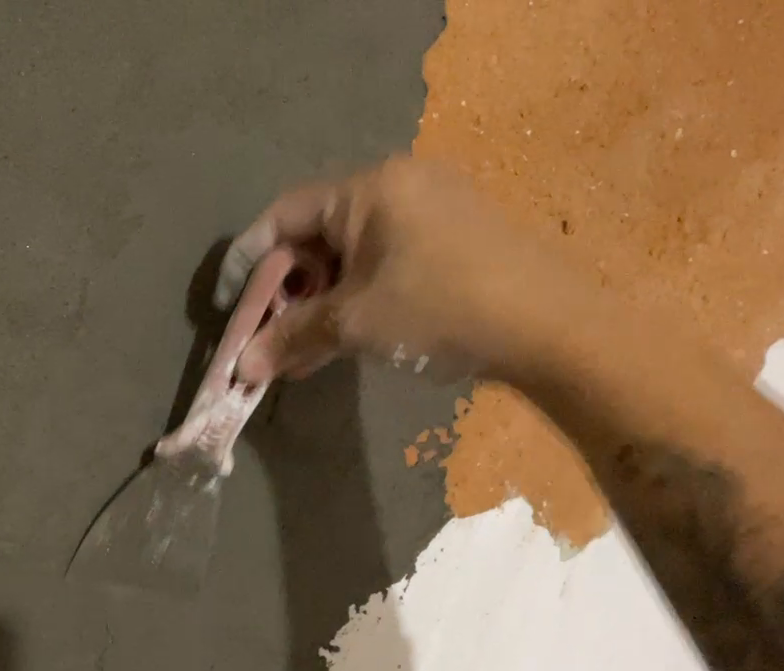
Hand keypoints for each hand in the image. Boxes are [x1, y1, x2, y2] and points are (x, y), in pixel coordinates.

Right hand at [214, 157, 602, 384]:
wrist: (554, 330)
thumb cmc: (441, 309)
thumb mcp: (353, 323)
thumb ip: (290, 338)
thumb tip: (241, 369)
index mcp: (369, 190)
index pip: (282, 217)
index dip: (246, 265)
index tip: (229, 310)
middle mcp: (395, 188)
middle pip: (312, 237)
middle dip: (282, 294)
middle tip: (265, 339)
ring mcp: (426, 213)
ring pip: (344, 258)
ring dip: (313, 306)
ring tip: (295, 353)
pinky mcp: (447, 242)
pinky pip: (377, 267)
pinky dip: (349, 303)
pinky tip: (334, 344)